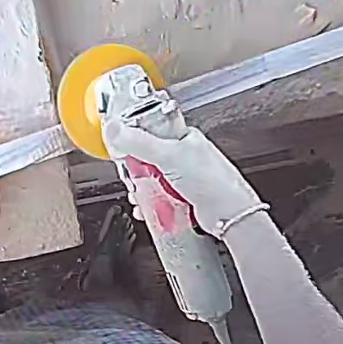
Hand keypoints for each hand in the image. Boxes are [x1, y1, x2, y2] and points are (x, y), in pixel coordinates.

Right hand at [103, 116, 267, 237]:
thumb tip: (114, 129)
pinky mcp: (184, 199)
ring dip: (142, 191)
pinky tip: (148, 209)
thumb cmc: (211, 181)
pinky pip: (160, 199)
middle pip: (148, 160)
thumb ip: (138, 142)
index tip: (122, 150)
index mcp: (184, 138)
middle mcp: (185, 157)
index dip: (134, 141)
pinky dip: (151, 205)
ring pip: (153, 182)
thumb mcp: (168, 155)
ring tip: (140, 197)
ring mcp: (185, 179)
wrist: (229, 214)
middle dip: (136, 172)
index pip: (151, 131)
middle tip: (132, 178)